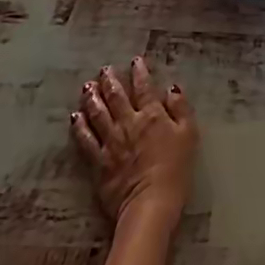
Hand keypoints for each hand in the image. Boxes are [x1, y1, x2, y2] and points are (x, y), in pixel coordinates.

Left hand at [71, 57, 198, 228]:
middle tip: (104, 70)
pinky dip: (79, 127)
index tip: (135, 61)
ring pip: (97, 114)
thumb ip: (181, 109)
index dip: (139, 72)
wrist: (150, 203)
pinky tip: (75, 117)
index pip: (144, 88)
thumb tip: (172, 89)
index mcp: (152, 115)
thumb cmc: (176, 169)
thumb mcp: (189, 135)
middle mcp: (128, 123)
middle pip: (116, 97)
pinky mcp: (98, 162)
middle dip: (109, 81)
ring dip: (91, 98)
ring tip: (87, 87)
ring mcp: (110, 142)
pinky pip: (85, 140)